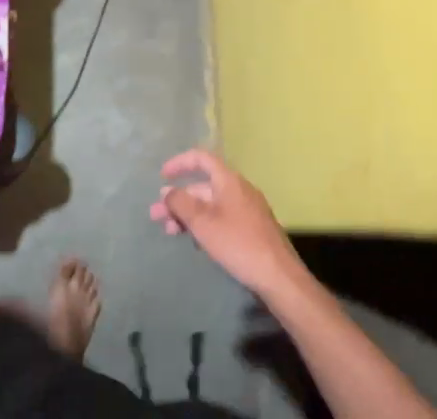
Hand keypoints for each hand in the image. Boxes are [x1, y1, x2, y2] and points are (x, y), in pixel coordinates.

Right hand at [151, 148, 305, 294]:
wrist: (280, 278)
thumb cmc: (238, 244)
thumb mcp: (202, 222)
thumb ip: (180, 203)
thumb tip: (167, 192)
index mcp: (229, 181)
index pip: (201, 159)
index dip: (179, 163)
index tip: (161, 176)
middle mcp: (239, 190)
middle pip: (203, 186)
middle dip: (178, 199)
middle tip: (156, 216)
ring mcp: (248, 211)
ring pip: (210, 205)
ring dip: (188, 214)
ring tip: (171, 232)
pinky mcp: (252, 229)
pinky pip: (221, 218)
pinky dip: (204, 224)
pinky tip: (195, 242)